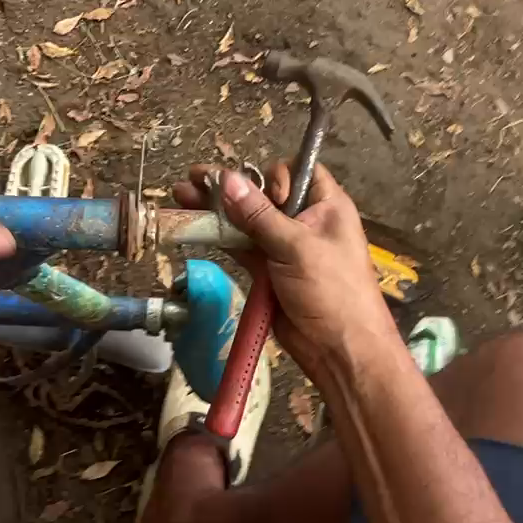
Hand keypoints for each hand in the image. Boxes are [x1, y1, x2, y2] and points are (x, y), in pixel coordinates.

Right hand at [174, 162, 400, 380]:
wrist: (340, 351)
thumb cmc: (332, 290)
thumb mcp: (296, 246)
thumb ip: (257, 214)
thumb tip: (225, 179)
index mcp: (326, 205)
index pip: (298, 170)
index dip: (274, 176)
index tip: (264, 195)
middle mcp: (305, 218)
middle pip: (264, 192)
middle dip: (230, 185)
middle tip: (195, 177)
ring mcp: (284, 244)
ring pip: (246, 218)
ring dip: (216, 207)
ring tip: (182, 193)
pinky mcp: (268, 267)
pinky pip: (240, 243)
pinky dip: (218, 234)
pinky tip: (193, 222)